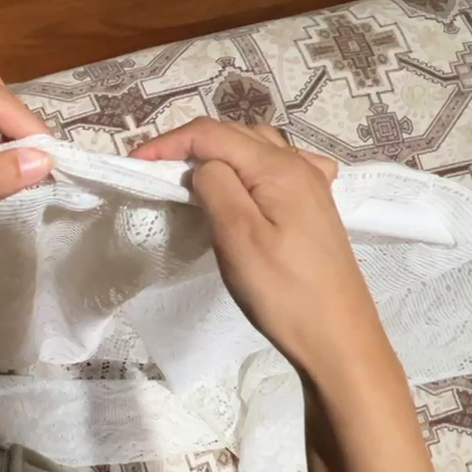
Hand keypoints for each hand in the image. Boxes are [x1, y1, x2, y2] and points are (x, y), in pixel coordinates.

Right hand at [131, 119, 388, 382]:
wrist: (337, 337)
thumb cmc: (282, 291)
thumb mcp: (238, 236)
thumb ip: (215, 187)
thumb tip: (201, 166)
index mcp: (277, 168)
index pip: (211, 134)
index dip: (168, 143)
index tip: (134, 165)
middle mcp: (298, 166)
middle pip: (233, 135)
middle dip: (188, 145)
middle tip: (153, 173)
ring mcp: (310, 185)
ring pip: (254, 148)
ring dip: (216, 154)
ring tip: (188, 179)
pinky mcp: (314, 207)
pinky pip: (277, 167)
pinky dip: (248, 166)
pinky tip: (245, 183)